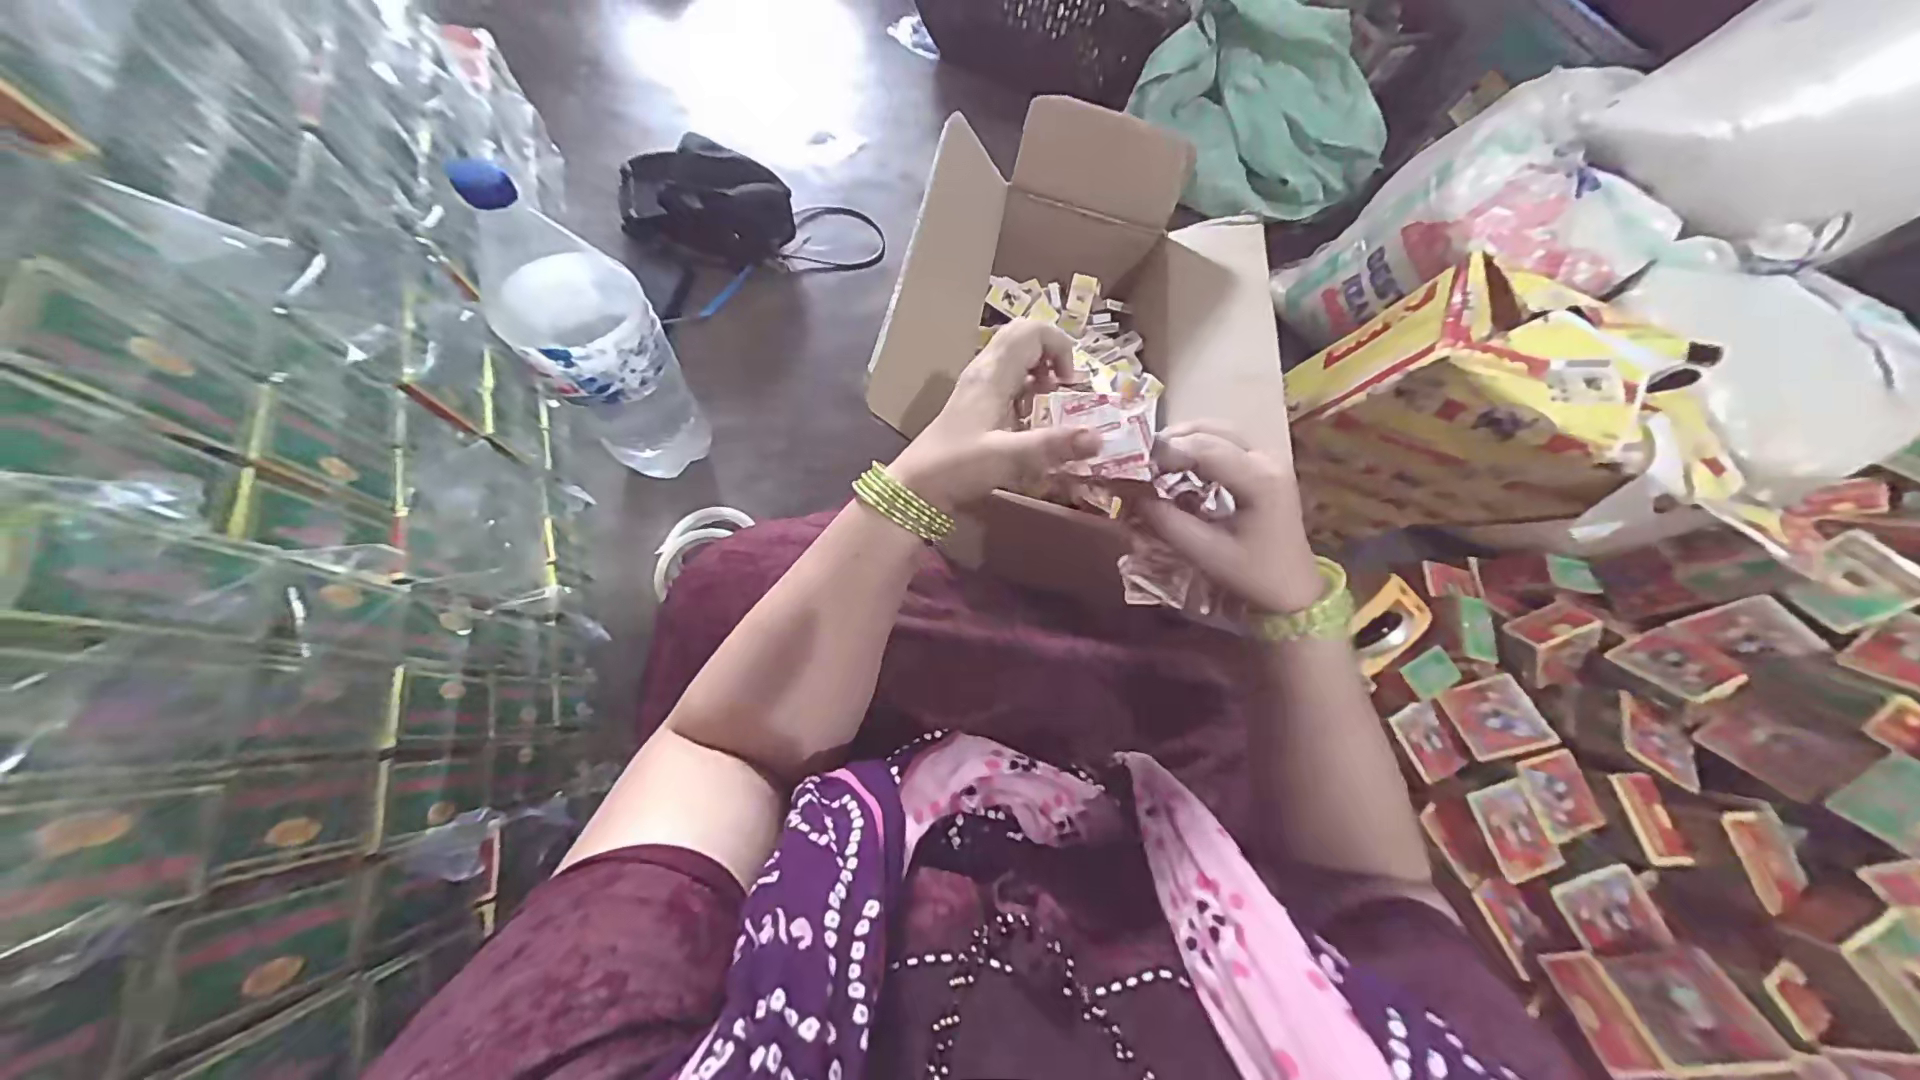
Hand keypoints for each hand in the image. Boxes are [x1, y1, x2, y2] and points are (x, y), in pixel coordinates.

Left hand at [889, 319, 1100, 510]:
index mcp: (992, 374)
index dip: (1060, 347)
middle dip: (1053, 358)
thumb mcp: (1007, 457)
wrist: (915, 488)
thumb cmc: (956, 467)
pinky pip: (1007, 384)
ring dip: (1040, 376)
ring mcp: (977, 389)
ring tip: (1049, 408)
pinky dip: (1026, 393)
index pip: (1033, 330)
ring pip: (1016, 361)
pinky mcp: (974, 407)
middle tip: (1063, 391)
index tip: (1070, 384)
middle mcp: (984, 372)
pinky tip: (1029, 423)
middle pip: (1024, 339)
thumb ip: (1052, 446)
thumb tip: (1099, 438)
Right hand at [1127, 421, 1324, 612]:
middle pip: (1209, 430)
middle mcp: (1268, 458)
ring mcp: (1268, 458)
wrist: (1293, 590)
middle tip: (1137, 464)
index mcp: (1260, 479)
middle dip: (1169, 443)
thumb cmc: (1253, 576)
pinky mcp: (1262, 465)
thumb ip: (1165, 519)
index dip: (1163, 452)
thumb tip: (1129, 491)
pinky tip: (1176, 470)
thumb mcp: (1204, 552)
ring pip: (1215, 431)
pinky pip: (1222, 443)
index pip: (1203, 448)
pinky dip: (1195, 450)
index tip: (1130, 467)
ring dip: (1181, 443)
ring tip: (1152, 466)